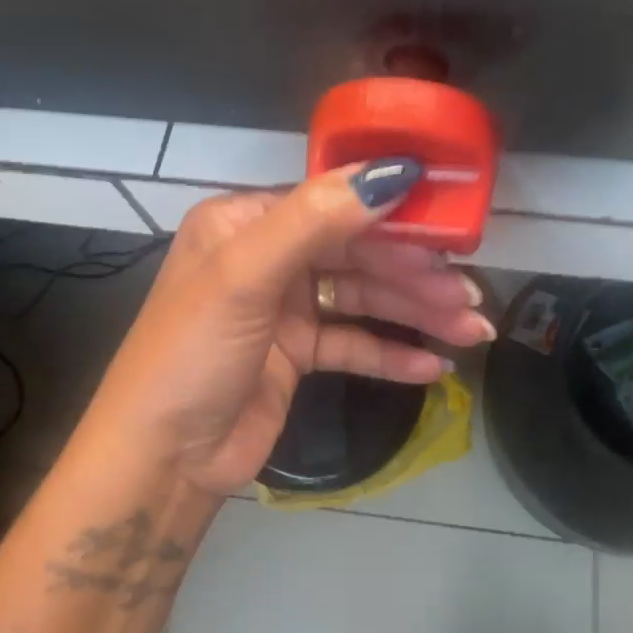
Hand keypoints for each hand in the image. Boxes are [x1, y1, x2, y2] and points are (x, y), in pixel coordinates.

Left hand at [91, 159, 497, 495]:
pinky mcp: (296, 355)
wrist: (161, 461)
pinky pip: (353, 344)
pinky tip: (432, 367)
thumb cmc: (192, 353)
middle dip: (413, 274)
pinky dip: (391, 353)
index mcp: (244, 222)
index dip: (392, 215)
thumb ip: (317, 219)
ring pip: (362, 299)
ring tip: (470, 330)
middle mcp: (266, 257)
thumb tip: (393, 171)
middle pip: (355, 253)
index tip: (450, 228)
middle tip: (468, 293)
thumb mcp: (245, 276)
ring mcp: (282, 308)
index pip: (332, 205)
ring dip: (415, 313)